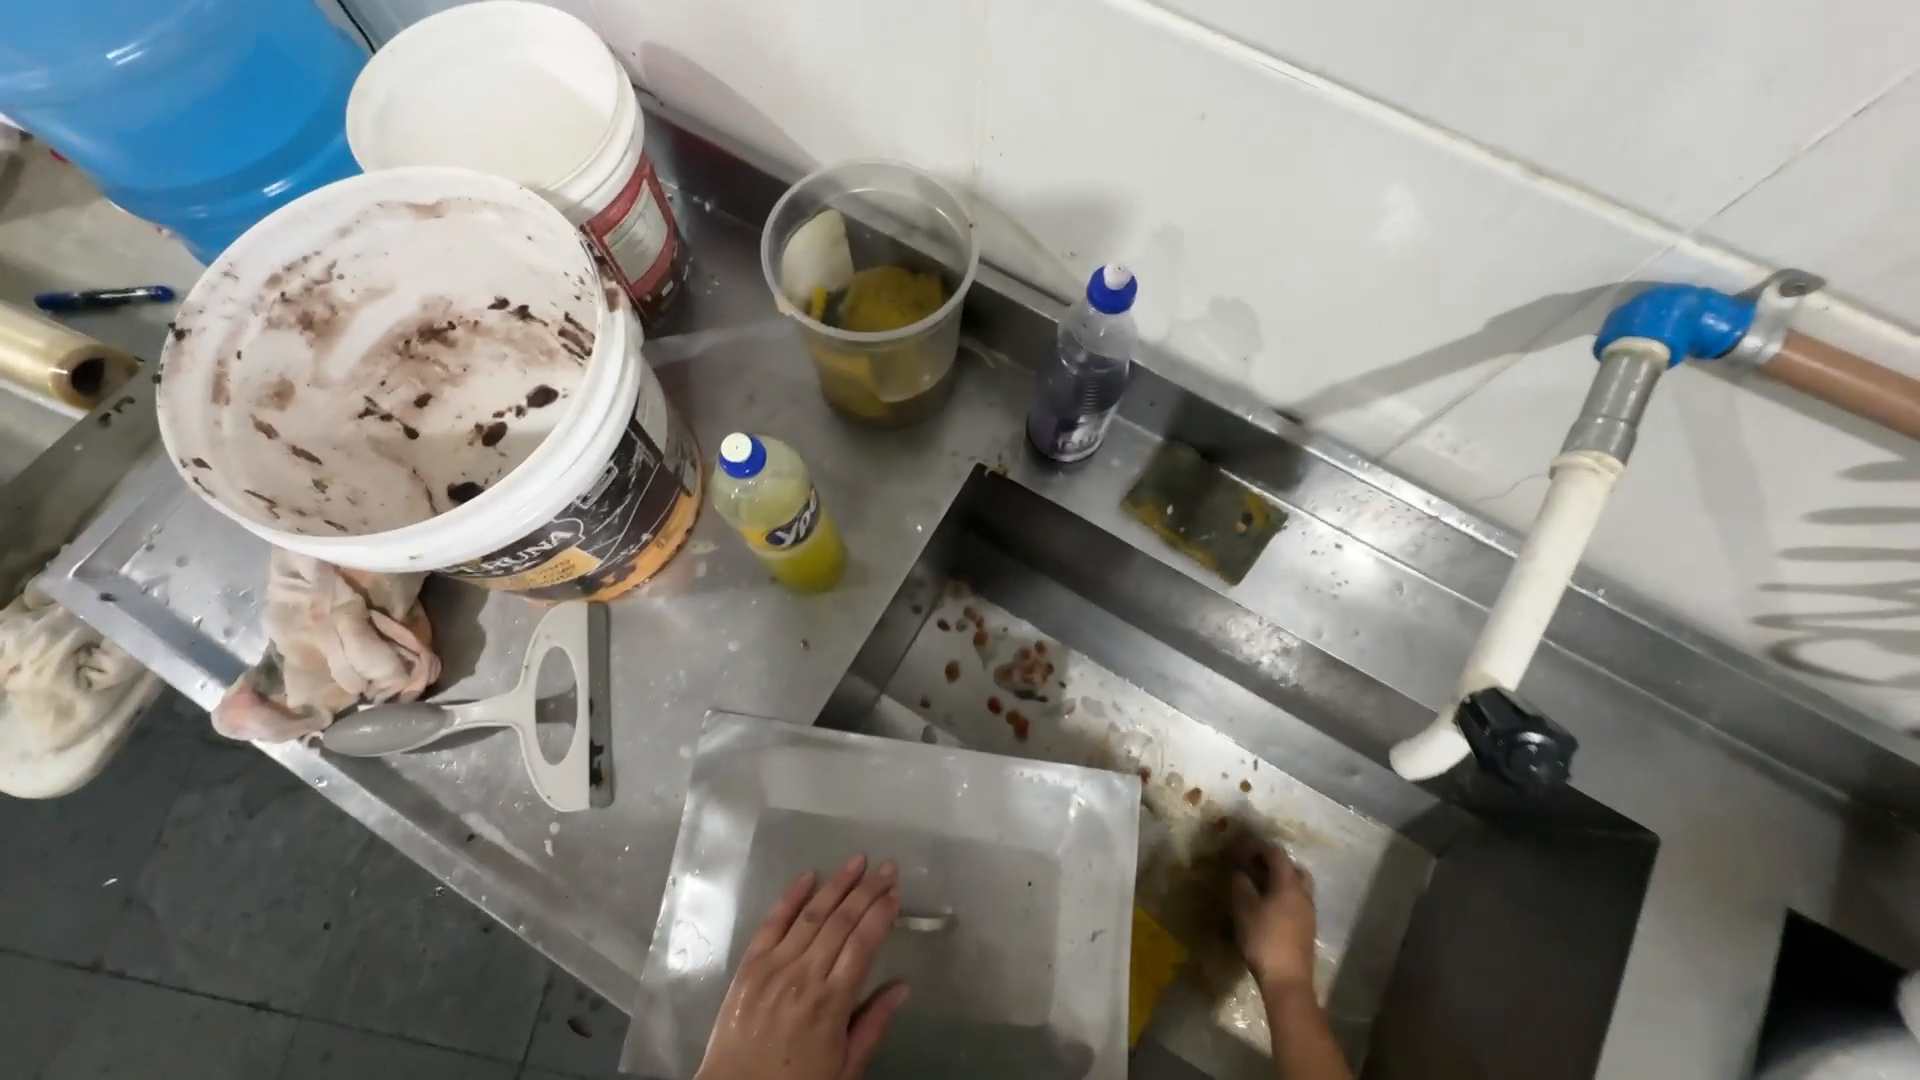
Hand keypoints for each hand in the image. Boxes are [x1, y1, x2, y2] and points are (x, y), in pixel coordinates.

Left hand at [697, 854, 909, 1079]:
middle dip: (868, 891)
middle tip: (887, 868)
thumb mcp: (845, 1067)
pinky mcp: (749, 966)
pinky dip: (791, 897)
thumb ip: (874, 1023)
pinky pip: (773, 923)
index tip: (895, 894)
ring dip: (837, 884)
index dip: (881, 914)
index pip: (864, 944)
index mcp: (832, 1003)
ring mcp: (774, 967)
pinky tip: (809, 876)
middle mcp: (804, 977)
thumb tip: (902, 986)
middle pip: (842, 921)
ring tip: (857, 861)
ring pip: (812, 915)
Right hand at [1230, 839, 1317, 991]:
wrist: (1288, 980)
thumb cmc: (1263, 939)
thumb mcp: (1244, 909)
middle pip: (1292, 867)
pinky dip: (1284, 894)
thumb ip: (1241, 885)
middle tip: (1253, 867)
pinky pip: (1297, 900)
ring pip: (1297, 885)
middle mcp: (1303, 894)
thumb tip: (1240, 871)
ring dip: (1280, 880)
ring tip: (1259, 886)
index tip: (1239, 850)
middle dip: (1273, 863)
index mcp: (1288, 884)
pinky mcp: (1308, 927)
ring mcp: (1308, 912)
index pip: (1276, 854)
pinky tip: (1268, 906)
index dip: (1257, 848)